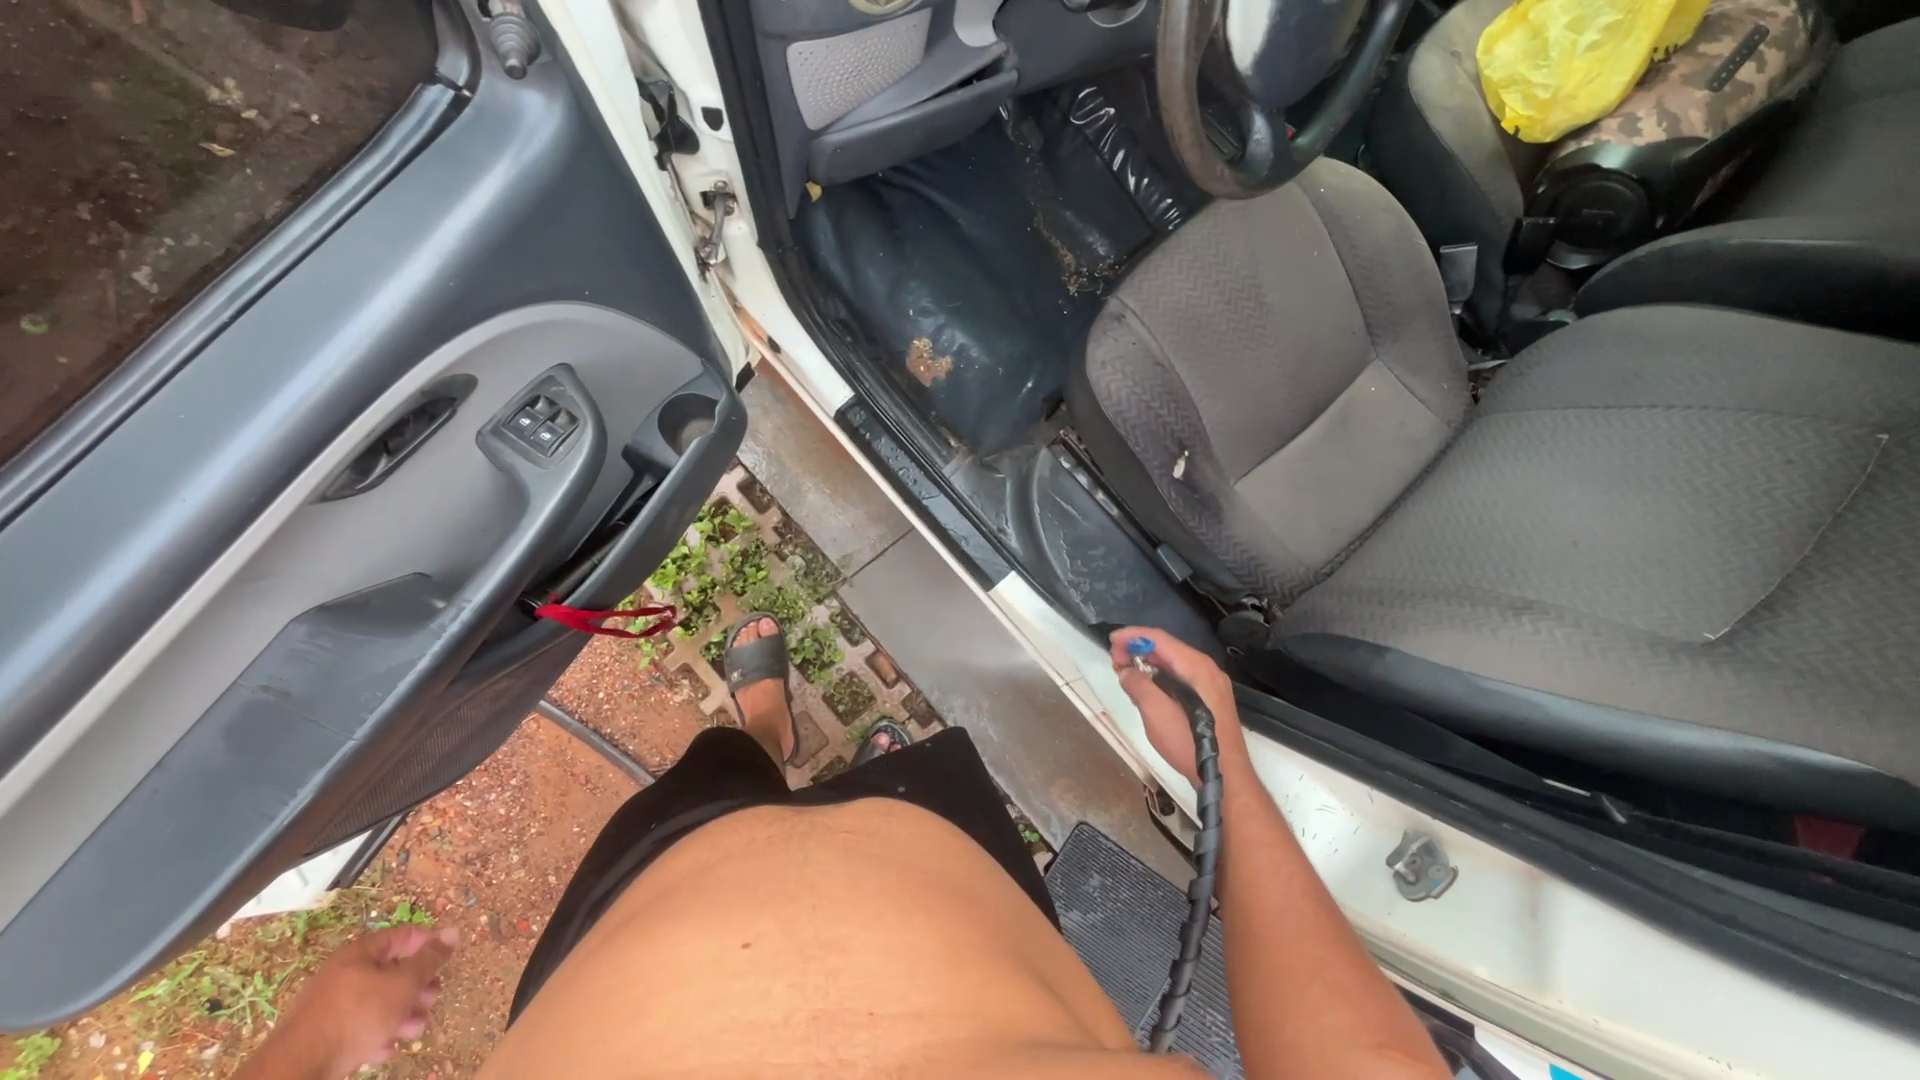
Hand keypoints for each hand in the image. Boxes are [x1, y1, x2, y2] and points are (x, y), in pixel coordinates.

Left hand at [240, 926, 456, 1078]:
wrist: (296, 1069)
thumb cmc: (357, 1016)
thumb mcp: (403, 985)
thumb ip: (430, 959)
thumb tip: (453, 931)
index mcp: (360, 953)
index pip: (403, 936)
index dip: (429, 943)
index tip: (447, 961)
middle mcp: (344, 973)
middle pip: (392, 971)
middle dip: (418, 986)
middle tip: (433, 999)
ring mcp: (330, 1004)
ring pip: (378, 1001)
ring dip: (402, 1013)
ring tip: (414, 1030)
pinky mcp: (323, 1032)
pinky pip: (359, 1025)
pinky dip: (377, 1032)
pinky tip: (386, 1048)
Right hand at [1108, 627, 1245, 786]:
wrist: (1224, 777)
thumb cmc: (1190, 744)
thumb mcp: (1156, 713)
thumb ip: (1139, 686)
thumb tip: (1127, 672)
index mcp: (1196, 667)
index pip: (1160, 639)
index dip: (1133, 636)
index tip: (1111, 642)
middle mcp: (1208, 669)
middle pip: (1168, 649)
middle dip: (1139, 649)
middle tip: (1116, 660)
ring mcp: (1212, 685)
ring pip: (1175, 664)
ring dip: (1149, 664)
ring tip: (1127, 674)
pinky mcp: (1211, 700)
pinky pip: (1182, 678)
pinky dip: (1161, 677)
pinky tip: (1148, 689)